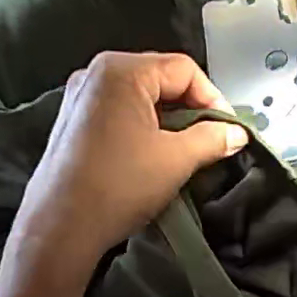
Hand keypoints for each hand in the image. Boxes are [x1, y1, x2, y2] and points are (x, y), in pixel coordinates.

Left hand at [12, 52, 248, 280]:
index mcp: (121, 70)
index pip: (183, 69)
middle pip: (159, 79)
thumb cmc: (119, 186)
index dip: (212, 98)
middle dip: (189, 110)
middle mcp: (95, 74)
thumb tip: (235, 134)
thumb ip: (211, 139)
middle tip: (208, 141)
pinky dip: (139, 130)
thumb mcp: (175, 160)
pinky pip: (116, 115)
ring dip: (165, 123)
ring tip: (182, 153)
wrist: (60, 226)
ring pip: (137, 100)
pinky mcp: (70, 125)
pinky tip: (149, 158)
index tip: (227, 129)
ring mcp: (78, 99)